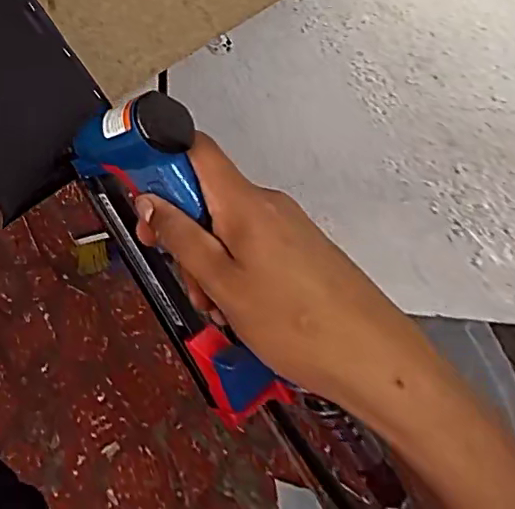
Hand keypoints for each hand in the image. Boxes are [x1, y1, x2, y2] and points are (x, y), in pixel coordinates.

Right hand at [132, 134, 452, 421]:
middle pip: (202, 190)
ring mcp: (285, 225)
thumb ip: (178, 236)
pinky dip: (230, 263)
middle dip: (178, 223)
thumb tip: (150, 204)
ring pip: (223, 221)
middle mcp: (266, 203)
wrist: (383, 368)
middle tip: (173, 259)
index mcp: (244, 202)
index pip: (192, 146)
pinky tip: (236, 303)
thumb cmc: (309, 329)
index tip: (130, 168)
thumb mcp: (221, 283)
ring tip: (214, 299)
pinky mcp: (298, 247)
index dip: (155, 151)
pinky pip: (247, 239)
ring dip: (204, 253)